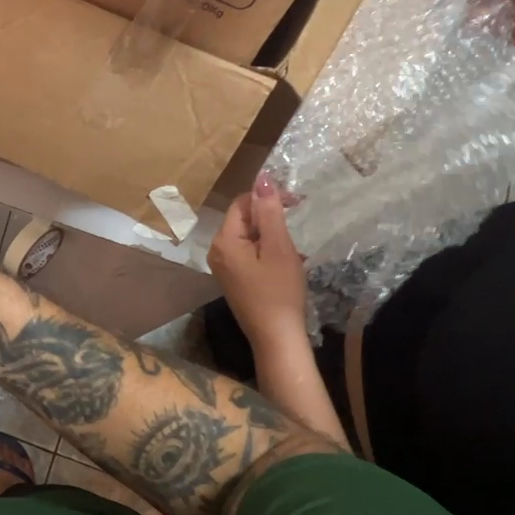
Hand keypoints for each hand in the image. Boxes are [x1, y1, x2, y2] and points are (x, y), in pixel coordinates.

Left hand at [208, 175, 306, 349]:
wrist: (276, 336)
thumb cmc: (279, 291)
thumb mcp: (278, 248)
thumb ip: (269, 212)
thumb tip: (262, 179)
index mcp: (223, 241)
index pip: (241, 203)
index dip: (267, 196)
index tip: (297, 200)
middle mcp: (216, 251)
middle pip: (243, 220)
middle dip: (270, 217)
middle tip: (297, 221)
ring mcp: (222, 266)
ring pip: (248, 237)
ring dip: (272, 236)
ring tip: (294, 248)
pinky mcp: (232, 278)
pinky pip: (249, 254)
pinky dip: (268, 251)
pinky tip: (288, 262)